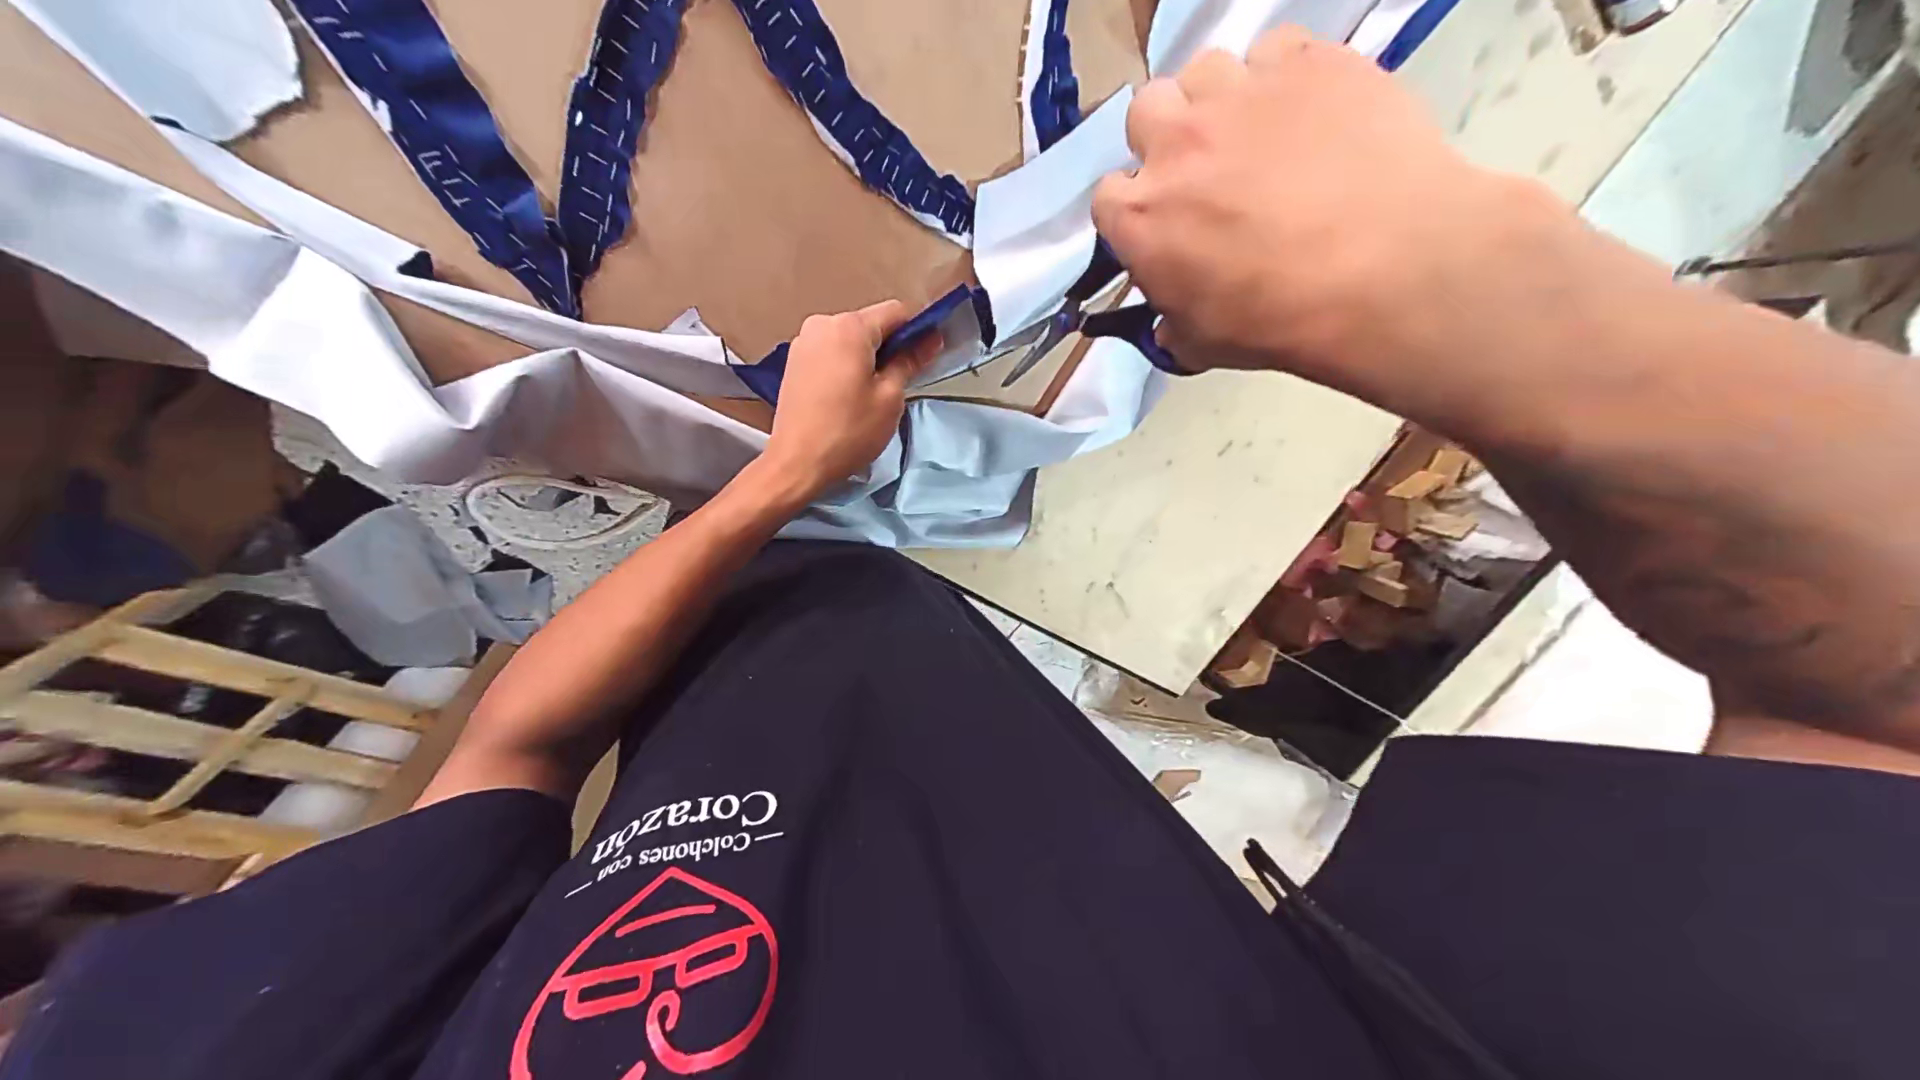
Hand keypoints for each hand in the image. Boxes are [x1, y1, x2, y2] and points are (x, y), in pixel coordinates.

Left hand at [755, 300, 939, 501]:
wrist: (797, 463)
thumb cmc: (848, 431)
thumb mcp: (889, 397)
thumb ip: (910, 361)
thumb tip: (931, 339)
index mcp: (849, 327)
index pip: (896, 312)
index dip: (918, 329)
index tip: (929, 354)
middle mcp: (822, 324)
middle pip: (871, 324)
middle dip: (891, 346)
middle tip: (903, 380)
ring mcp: (804, 342)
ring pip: (850, 340)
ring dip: (868, 357)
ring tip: (874, 392)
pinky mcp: (794, 362)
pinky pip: (831, 353)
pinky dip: (847, 365)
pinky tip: (851, 395)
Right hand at [1092, 28, 1571, 396]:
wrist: (1383, 271)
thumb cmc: (1277, 319)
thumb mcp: (1200, 344)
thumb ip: (1171, 322)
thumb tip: (1171, 319)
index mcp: (1141, 216)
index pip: (1107, 197)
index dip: (1132, 211)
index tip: (1159, 225)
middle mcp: (1177, 143)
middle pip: (1145, 112)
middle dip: (1163, 137)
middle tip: (1201, 168)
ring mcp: (1241, 94)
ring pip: (1205, 70)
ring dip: (1217, 100)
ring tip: (1253, 132)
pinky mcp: (1308, 62)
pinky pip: (1276, 50)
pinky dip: (1281, 76)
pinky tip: (1304, 110)